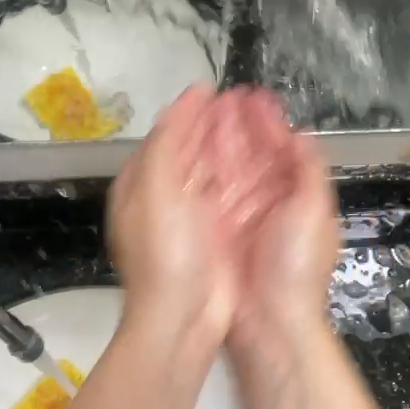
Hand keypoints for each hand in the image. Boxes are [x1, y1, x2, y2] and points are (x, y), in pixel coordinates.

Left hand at [105, 84, 237, 355]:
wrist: (183, 319)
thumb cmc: (165, 253)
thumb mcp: (154, 188)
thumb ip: (168, 142)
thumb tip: (187, 102)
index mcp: (142, 184)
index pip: (165, 136)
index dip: (187, 112)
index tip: (213, 89)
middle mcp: (166, 197)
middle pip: (192, 150)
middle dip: (214, 125)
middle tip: (243, 100)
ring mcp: (194, 217)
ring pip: (215, 169)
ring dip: (234, 145)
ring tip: (259, 121)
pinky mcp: (220, 233)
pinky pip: (235, 193)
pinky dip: (248, 173)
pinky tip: (267, 160)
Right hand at [209, 90, 338, 364]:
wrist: (270, 323)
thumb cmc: (297, 268)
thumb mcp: (316, 213)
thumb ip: (308, 172)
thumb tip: (301, 134)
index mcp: (294, 195)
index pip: (279, 149)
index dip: (267, 122)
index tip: (253, 96)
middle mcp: (264, 200)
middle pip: (249, 153)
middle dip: (238, 123)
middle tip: (224, 94)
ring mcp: (236, 212)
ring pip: (226, 165)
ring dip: (217, 136)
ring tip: (206, 107)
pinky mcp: (212, 227)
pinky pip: (205, 189)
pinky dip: (198, 164)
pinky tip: (189, 143)